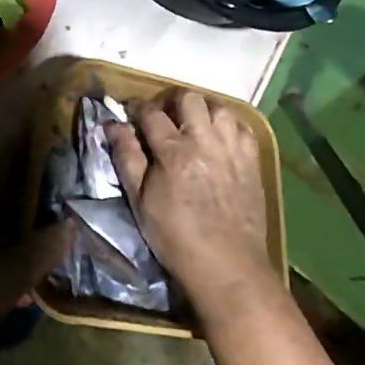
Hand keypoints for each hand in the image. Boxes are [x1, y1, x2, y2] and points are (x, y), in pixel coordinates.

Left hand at [0, 153, 68, 323]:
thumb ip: (41, 249)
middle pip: (11, 187)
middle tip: (69, 164)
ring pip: (10, 214)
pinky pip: (8, 241)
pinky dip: (27, 239)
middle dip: (37, 174)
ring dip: (34, 207)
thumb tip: (72, 222)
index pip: (7, 165)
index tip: (47, 124)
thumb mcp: (9, 276)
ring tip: (65, 203)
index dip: (24, 144)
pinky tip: (44, 254)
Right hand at [107, 91, 272, 312]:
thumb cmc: (176, 237)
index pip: (151, 112)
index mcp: (173, 152)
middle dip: (172, 102)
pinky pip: (242, 126)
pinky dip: (229, 126)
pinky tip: (220, 139)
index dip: (138, 108)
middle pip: (188, 98)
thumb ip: (127, 158)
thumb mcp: (140, 202)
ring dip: (203, 110)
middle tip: (166, 118)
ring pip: (218, 106)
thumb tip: (112, 125)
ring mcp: (231, 148)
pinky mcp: (251, 159)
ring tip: (195, 125)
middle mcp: (204, 141)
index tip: (133, 113)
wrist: (227, 266)